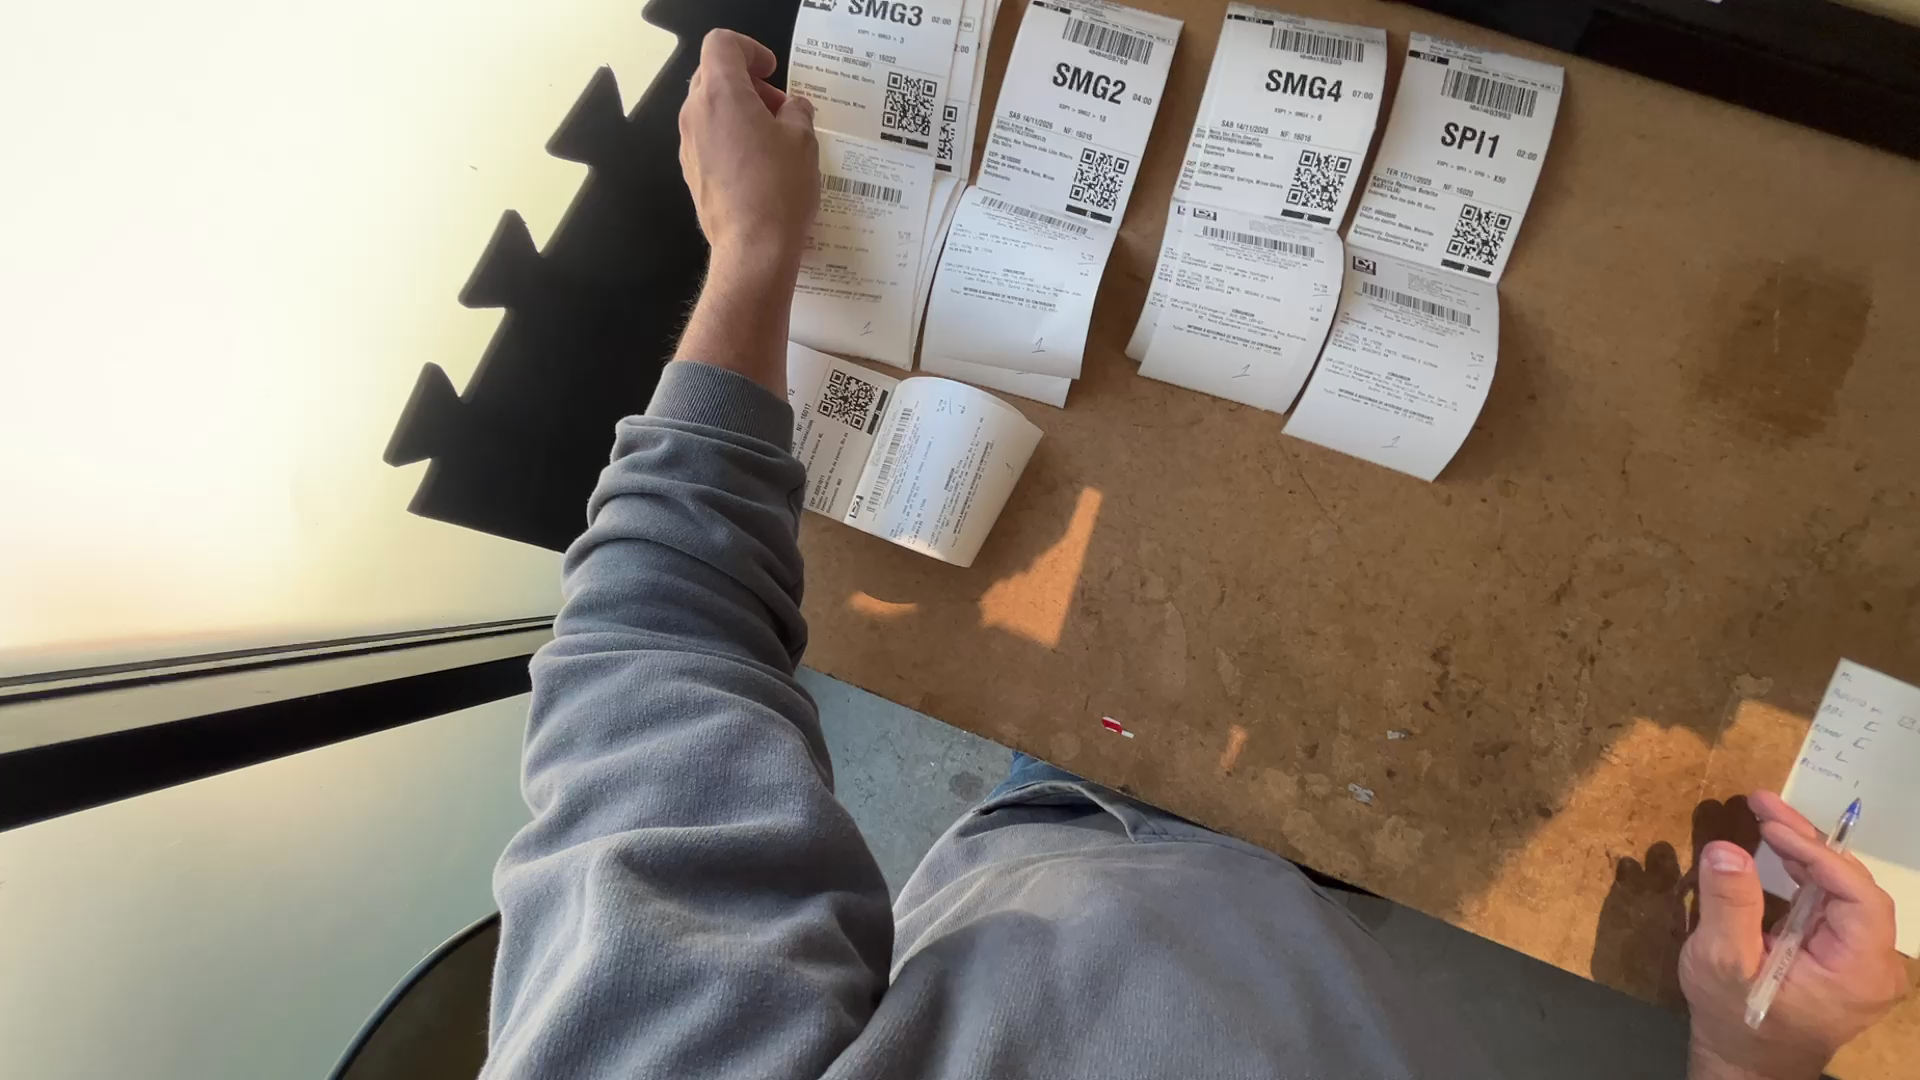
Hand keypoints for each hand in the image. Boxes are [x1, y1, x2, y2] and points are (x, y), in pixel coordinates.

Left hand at [678, 30, 818, 278]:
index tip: (771, 70)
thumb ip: (799, 114)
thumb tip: (796, 109)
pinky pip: (709, 142)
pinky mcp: (693, 174)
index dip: (749, 49)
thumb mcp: (804, 144)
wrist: (754, 249)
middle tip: (778, 108)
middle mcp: (697, 113)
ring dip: (739, 115)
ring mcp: (690, 145)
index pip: (723, 44)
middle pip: (714, 76)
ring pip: (710, 110)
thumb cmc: (779, 192)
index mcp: (723, 93)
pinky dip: (731, 142)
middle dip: (747, 84)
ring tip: (772, 141)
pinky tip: (758, 168)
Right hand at [1679, 790, 1907, 1078]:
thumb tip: (1728, 848)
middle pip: (1855, 889)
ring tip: (1764, 817)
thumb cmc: (1736, 1011)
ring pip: (1843, 893)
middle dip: (1809, 842)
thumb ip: (1730, 904)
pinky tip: (1775, 853)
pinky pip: (1827, 904)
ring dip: (1804, 851)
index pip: (1859, 897)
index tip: (1768, 823)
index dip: (1817, 855)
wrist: (1746, 1055)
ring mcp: (1855, 959)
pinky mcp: (1832, 954)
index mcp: (1860, 968)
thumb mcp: (1722, 958)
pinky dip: (1801, 871)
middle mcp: (1872, 962)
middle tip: (1761, 802)